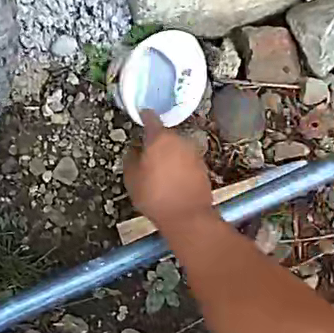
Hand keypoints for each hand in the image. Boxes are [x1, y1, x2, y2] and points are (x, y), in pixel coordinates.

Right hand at [125, 110, 215, 228]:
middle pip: (165, 135)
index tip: (141, 115)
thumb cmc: (156, 197)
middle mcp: (180, 141)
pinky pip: (186, 161)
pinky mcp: (202, 167)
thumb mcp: (132, 179)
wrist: (188, 217)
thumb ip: (131, 158)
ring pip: (177, 148)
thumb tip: (134, 150)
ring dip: (169, 155)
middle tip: (146, 155)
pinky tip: (172, 180)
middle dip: (156, 142)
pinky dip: (179, 166)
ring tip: (159, 172)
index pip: (151, 118)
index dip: (144, 116)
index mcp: (160, 139)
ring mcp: (193, 153)